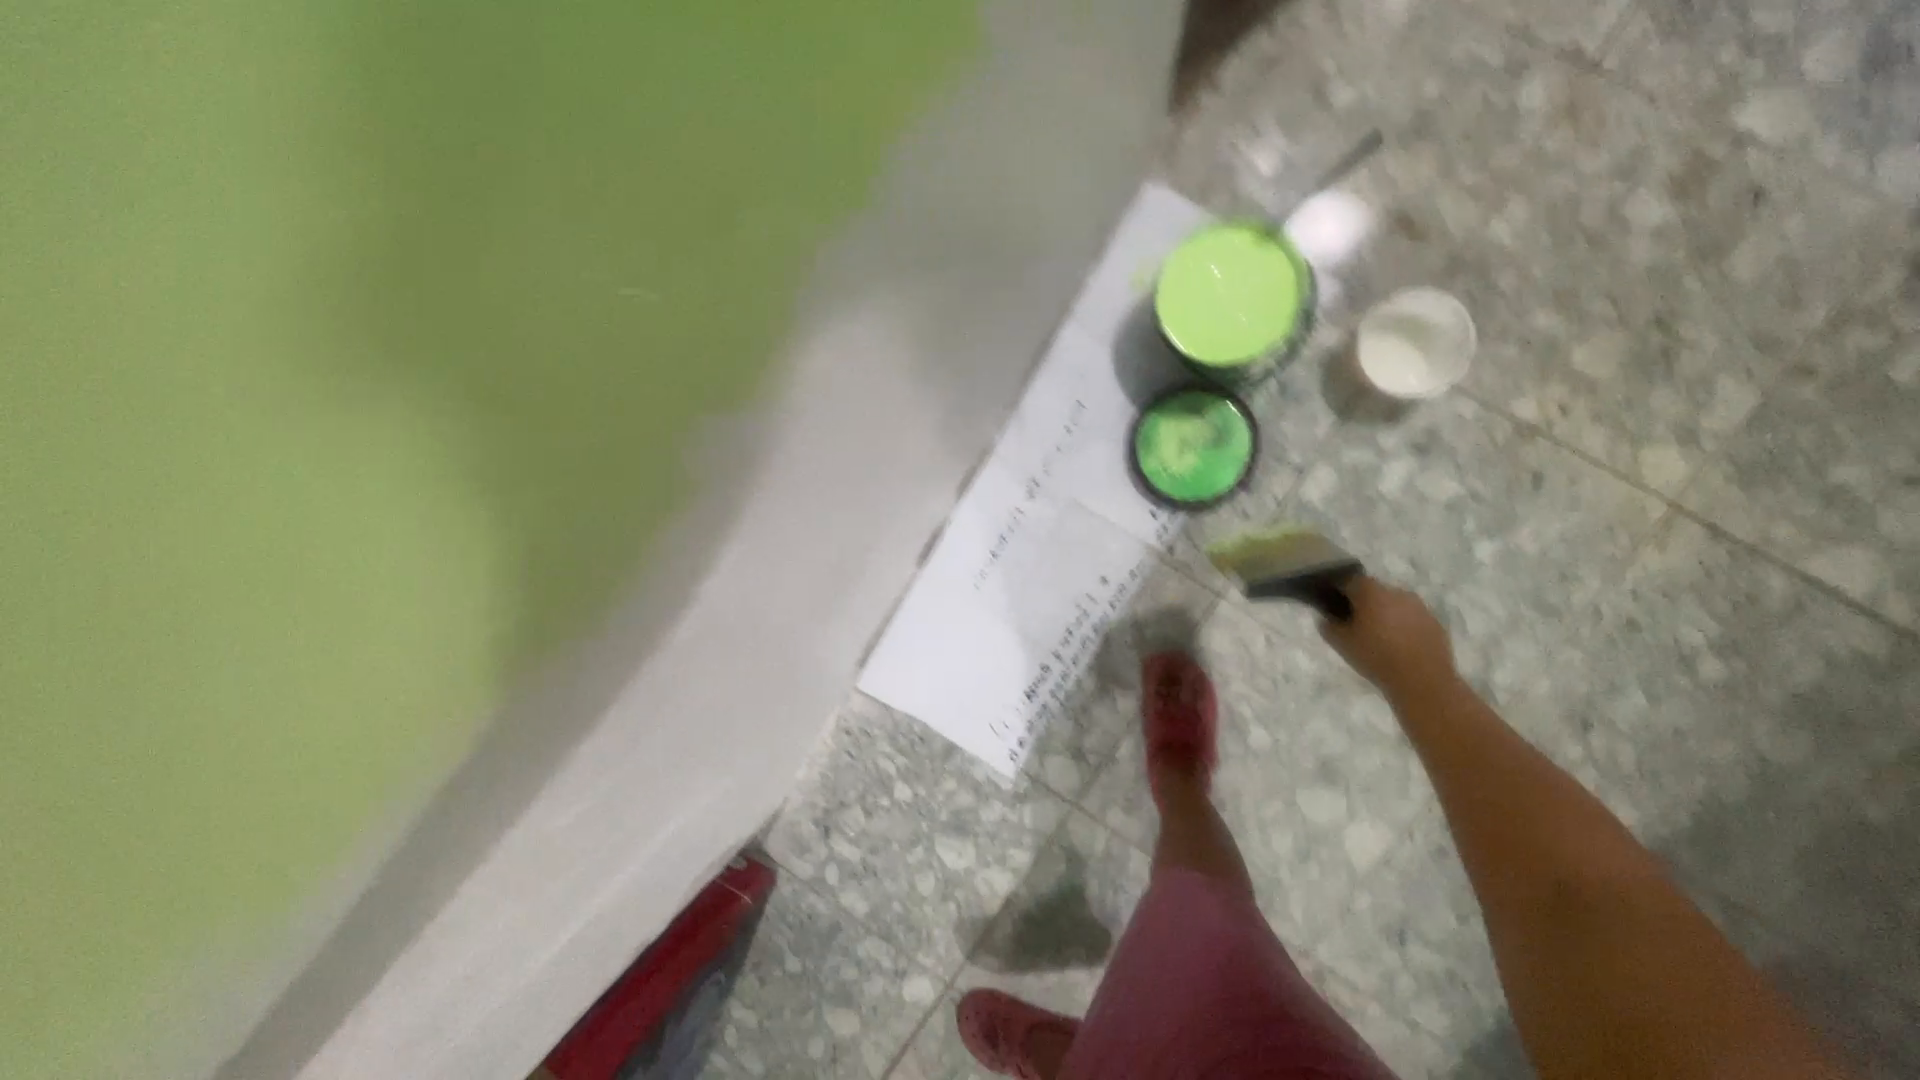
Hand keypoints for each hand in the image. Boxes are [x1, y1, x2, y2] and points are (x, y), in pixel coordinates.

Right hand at [1320, 576, 1457, 698]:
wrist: (1423, 681)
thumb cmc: (1377, 658)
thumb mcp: (1342, 644)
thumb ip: (1328, 626)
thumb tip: (1326, 617)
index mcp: (1371, 592)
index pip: (1349, 580)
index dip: (1340, 591)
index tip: (1334, 606)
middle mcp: (1397, 592)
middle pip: (1374, 591)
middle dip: (1364, 603)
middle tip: (1357, 625)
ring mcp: (1420, 606)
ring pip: (1395, 604)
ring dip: (1386, 614)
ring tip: (1381, 638)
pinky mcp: (1435, 622)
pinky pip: (1413, 618)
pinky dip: (1404, 626)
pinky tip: (1400, 646)